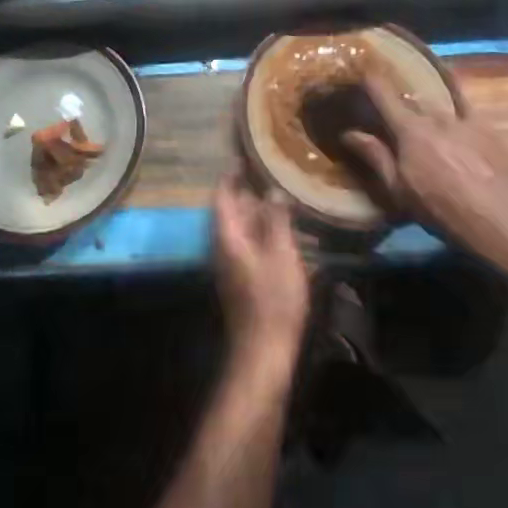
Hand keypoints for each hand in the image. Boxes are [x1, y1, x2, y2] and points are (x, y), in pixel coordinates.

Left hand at [211, 170, 309, 364]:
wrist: (264, 349)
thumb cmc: (273, 299)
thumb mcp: (281, 254)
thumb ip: (276, 220)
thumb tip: (271, 192)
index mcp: (226, 237)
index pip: (222, 197)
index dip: (231, 177)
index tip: (244, 159)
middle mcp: (222, 247)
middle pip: (231, 212)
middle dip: (247, 193)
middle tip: (269, 175)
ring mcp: (231, 264)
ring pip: (241, 229)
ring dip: (257, 213)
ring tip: (282, 199)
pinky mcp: (242, 278)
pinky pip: (248, 245)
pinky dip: (263, 232)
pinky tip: (285, 233)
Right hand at [339, 74, 507, 279]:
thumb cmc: (444, 210)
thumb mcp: (400, 191)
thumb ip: (375, 157)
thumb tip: (349, 133)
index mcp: (410, 130)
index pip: (383, 94)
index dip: (369, 79)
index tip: (359, 69)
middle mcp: (436, 116)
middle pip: (411, 100)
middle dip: (397, 102)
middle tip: (389, 112)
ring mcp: (466, 120)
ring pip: (438, 106)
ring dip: (425, 110)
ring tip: (422, 120)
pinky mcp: (490, 129)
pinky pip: (465, 111)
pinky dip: (454, 111)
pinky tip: (455, 120)